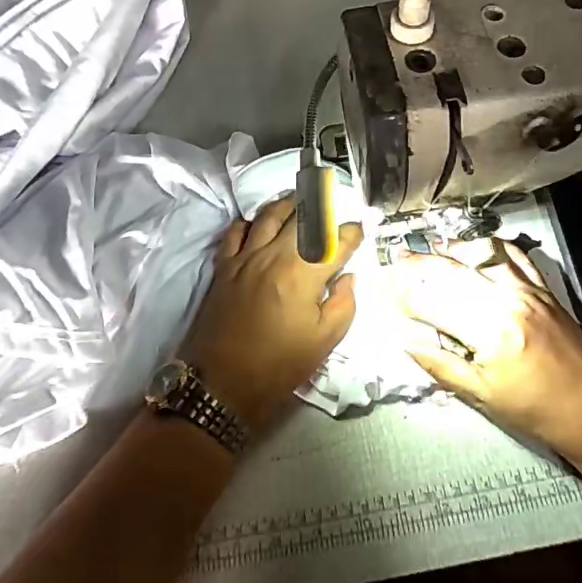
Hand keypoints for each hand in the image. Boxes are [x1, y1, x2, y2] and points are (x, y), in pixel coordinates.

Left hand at [179, 195, 362, 435]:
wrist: (220, 384)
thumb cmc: (278, 365)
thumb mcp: (325, 341)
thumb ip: (344, 304)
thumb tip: (347, 278)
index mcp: (304, 273)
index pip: (336, 242)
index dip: (352, 233)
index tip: (361, 229)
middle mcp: (275, 255)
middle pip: (302, 218)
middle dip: (322, 205)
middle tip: (334, 199)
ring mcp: (245, 259)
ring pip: (268, 216)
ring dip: (287, 203)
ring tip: (299, 198)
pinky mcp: (223, 268)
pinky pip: (235, 232)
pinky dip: (249, 221)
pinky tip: (256, 221)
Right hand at [393, 238, 581, 466]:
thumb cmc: (537, 408)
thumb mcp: (482, 395)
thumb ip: (442, 366)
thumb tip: (409, 344)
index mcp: (491, 330)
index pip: (436, 303)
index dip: (408, 298)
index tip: (389, 295)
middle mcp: (509, 300)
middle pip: (456, 271)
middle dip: (422, 265)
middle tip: (399, 260)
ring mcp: (529, 291)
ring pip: (484, 255)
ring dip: (454, 249)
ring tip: (432, 248)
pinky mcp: (544, 290)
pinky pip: (516, 257)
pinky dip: (493, 248)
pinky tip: (478, 247)